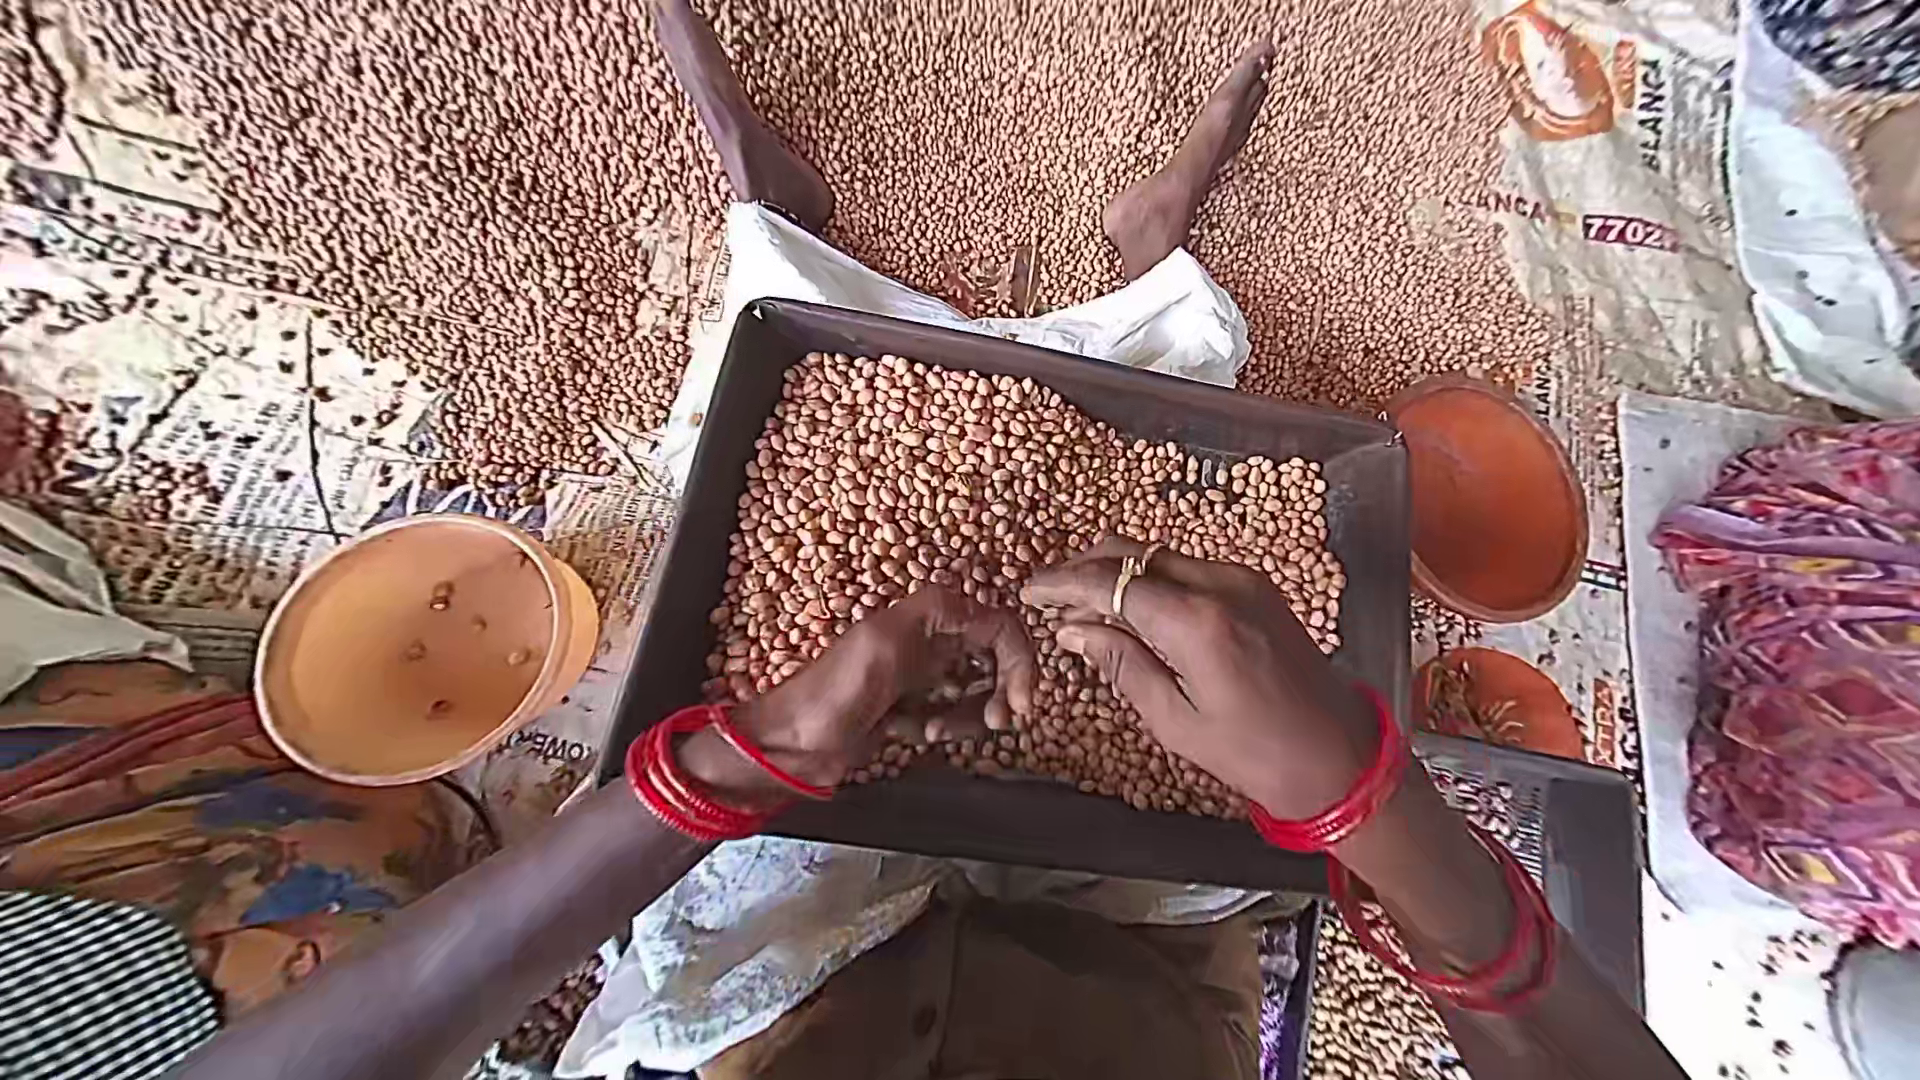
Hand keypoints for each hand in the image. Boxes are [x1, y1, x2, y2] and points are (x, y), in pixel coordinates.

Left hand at [681, 585, 1035, 805]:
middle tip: (996, 721)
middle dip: (1000, 693)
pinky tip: (910, 733)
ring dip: (967, 717)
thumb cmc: (835, 691)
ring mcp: (924, 675)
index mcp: (929, 615)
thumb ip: (940, 614)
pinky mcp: (916, 707)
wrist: (792, 744)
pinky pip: (953, 716)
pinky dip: (943, 728)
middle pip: (996, 661)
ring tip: (933, 730)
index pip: (999, 627)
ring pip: (978, 692)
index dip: (1019, 661)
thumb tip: (989, 606)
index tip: (1022, 703)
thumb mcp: (885, 641)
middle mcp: (932, 640)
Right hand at [1021, 537, 1376, 818]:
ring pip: (1156, 554)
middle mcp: (1220, 584)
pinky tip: (1129, 606)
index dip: (1062, 584)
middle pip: (1131, 553)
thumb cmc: (1254, 754)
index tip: (1030, 591)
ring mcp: (1241, 578)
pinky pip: (1183, 567)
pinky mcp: (1253, 584)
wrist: (1342, 757)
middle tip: (1051, 595)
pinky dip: (1147, 579)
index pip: (1110, 584)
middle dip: (1083, 569)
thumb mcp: (1175, 721)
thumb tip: (1071, 630)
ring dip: (1114, 572)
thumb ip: (1120, 663)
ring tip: (1081, 603)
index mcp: (1197, 623)